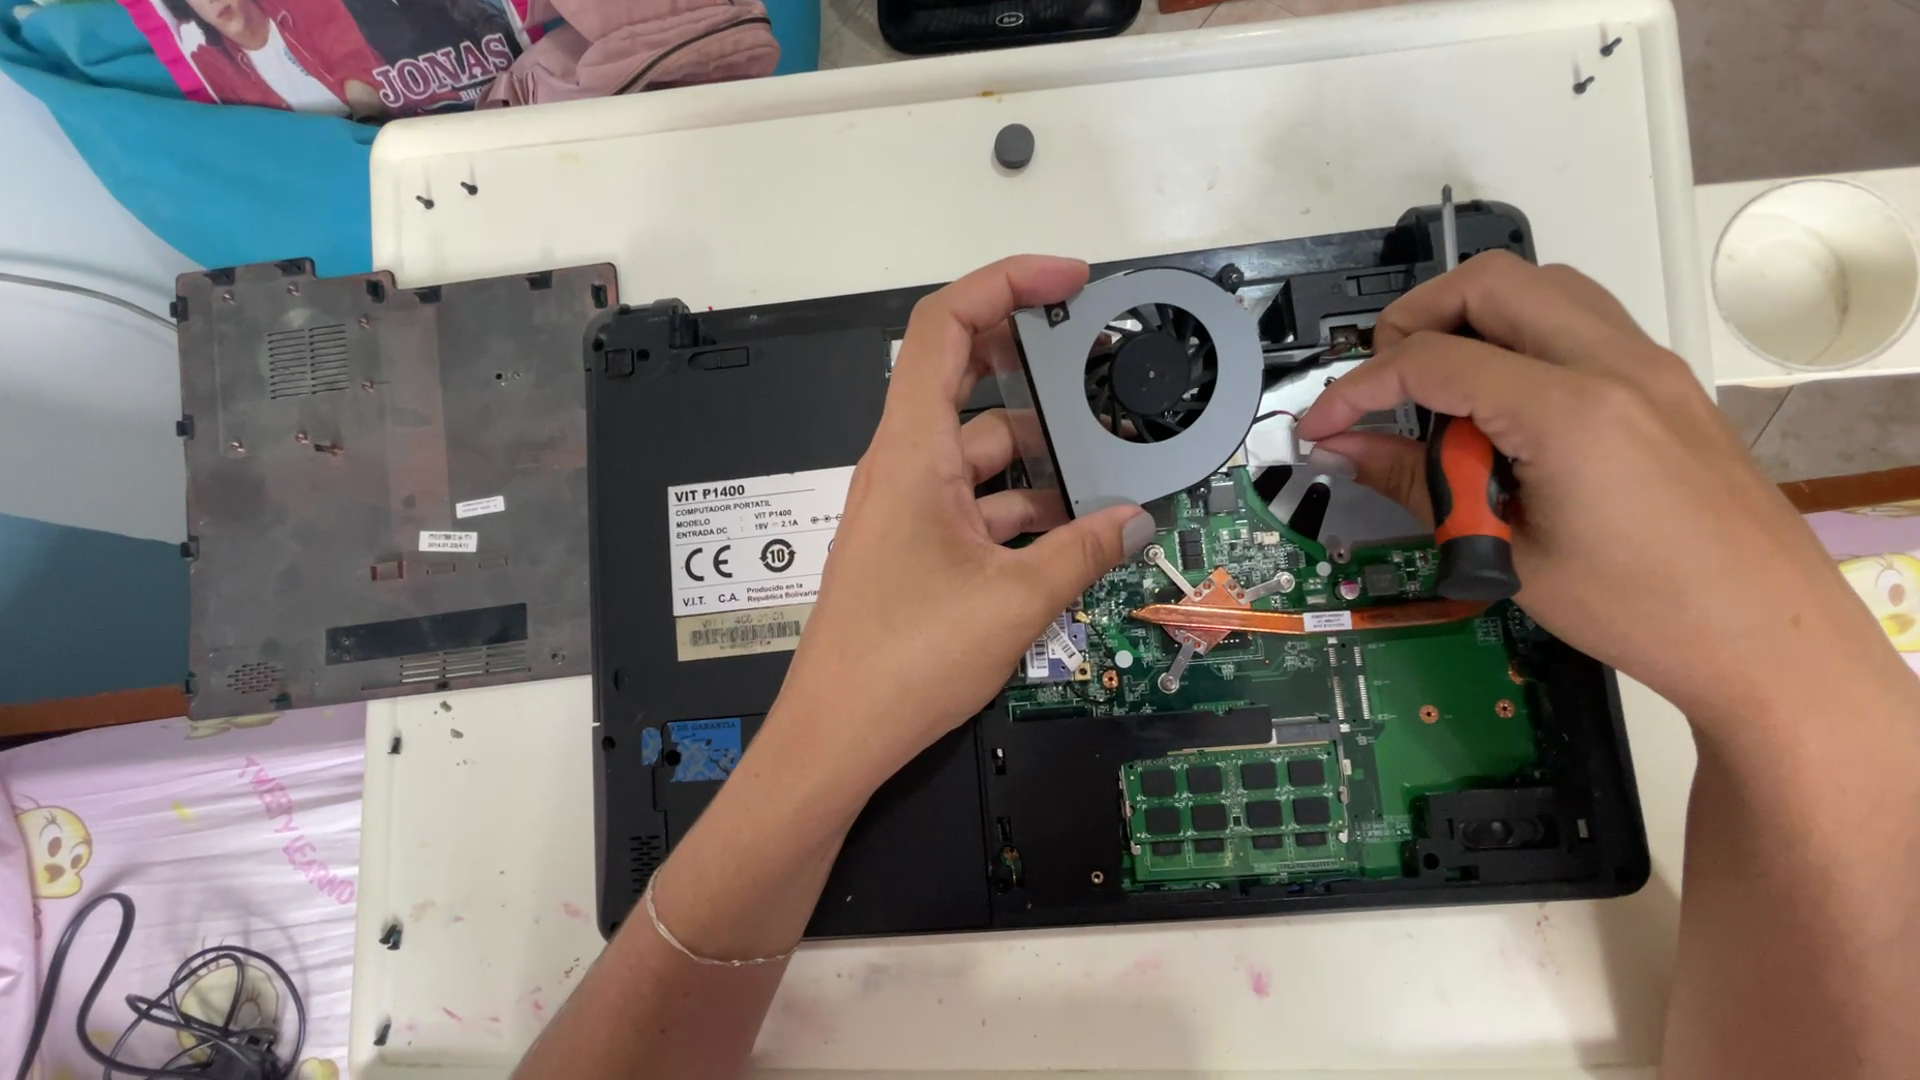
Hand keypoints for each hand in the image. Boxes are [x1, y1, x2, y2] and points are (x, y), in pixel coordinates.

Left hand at [770, 256, 1154, 787]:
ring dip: (1042, 461)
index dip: (1005, 283)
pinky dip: (1022, 508)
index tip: (1069, 282)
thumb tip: (1135, 520)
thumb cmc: (906, 662)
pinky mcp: (916, 546)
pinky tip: (1069, 534)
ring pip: (983, 455)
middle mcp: (904, 467)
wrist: (838, 736)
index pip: (945, 327)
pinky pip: (977, 504)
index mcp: (912, 453)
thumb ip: (1083, 552)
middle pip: (970, 383)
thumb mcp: (1014, 602)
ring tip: (1108, 477)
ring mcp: (909, 507)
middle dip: (1038, 374)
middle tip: (1104, 376)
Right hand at [1296, 251, 1890, 724]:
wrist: (1766, 636)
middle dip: (1410, 322)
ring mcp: (1647, 364)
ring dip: (1466, 317)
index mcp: (1571, 412)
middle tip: (1379, 388)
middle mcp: (1615, 364)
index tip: (1320, 426)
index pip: (1433, 361)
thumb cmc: (1636, 609)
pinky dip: (1512, 333)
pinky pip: (1572, 316)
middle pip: (1488, 283)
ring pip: (1536, 285)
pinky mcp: (1660, 379)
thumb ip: (1413, 484)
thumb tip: (1341, 449)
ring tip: (1432, 388)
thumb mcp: (1501, 552)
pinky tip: (1493, 401)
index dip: (1357, 389)